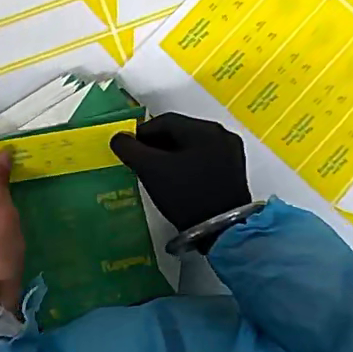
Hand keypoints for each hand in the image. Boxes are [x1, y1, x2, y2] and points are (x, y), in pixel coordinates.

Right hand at [109, 113, 250, 229]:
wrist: (221, 229)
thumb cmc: (184, 194)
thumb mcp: (150, 169)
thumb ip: (129, 149)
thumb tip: (118, 137)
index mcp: (204, 130)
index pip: (163, 121)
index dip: (140, 133)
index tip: (127, 149)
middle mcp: (221, 135)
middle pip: (179, 132)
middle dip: (155, 144)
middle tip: (138, 160)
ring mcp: (231, 152)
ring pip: (190, 145)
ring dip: (169, 154)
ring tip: (154, 170)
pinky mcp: (234, 170)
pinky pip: (202, 158)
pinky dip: (185, 163)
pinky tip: (175, 178)